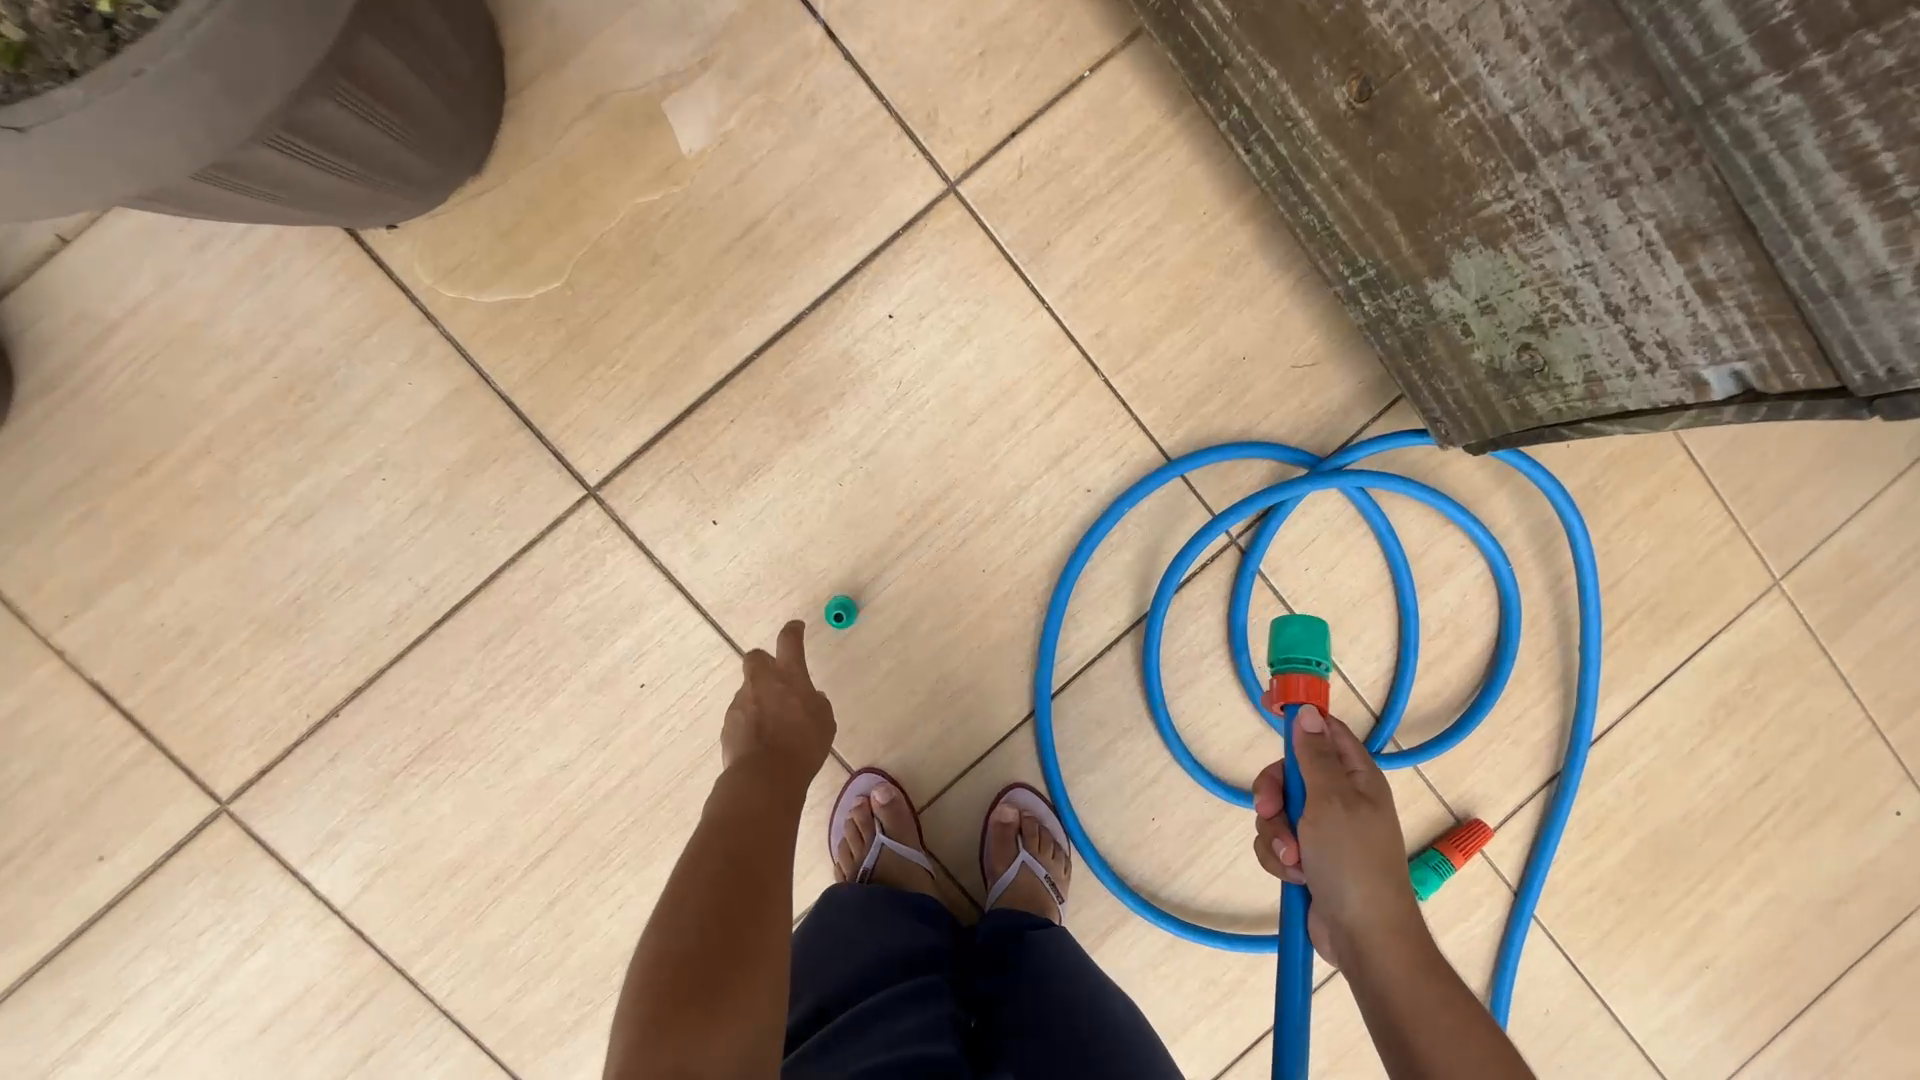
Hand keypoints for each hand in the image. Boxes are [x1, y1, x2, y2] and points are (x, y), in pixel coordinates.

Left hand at [721, 621, 835, 789]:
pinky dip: (751, 720)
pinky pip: (742, 714)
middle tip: (777, 679)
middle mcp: (761, 682)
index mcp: (789, 676)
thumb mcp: (825, 723)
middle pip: (756, 657)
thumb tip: (813, 697)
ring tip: (774, 723)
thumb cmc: (803, 746)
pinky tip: (762, 739)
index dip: (793, 631)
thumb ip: (818, 704)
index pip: (789, 641)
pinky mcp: (729, 724)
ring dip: (760, 698)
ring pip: (749, 689)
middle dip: (765, 662)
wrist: (764, 777)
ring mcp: (741, 702)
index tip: (796, 627)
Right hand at [1252, 705, 1421, 965]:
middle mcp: (1339, 798)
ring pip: (1276, 811)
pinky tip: (1294, 875)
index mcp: (1355, 777)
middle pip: (1288, 773)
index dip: (1297, 719)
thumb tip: (1307, 711)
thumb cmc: (1353, 861)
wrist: (1362, 935)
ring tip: (1294, 859)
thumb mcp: (1331, 799)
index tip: (1265, 707)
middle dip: (1273, 795)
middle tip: (1272, 811)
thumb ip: (1313, 755)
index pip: (1324, 731)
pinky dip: (1278, 857)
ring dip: (1276, 834)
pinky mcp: (1307, 857)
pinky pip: (1275, 841)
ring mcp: (1322, 830)